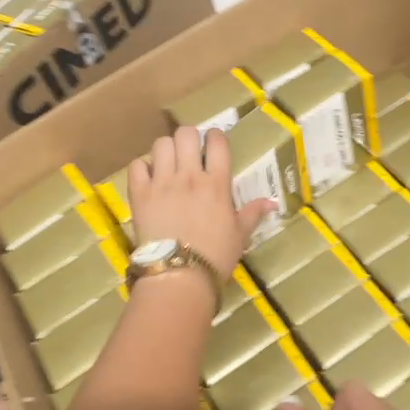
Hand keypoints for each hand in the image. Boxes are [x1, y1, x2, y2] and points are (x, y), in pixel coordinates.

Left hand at [128, 126, 271, 280]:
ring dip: (166, 149)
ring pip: (161, 144)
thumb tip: (272, 202)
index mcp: (216, 183)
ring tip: (168, 162)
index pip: (217, 143)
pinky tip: (148, 178)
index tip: (213, 142)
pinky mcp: (140, 194)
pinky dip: (142, 167)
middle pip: (186, 134)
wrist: (179, 275)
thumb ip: (253, 213)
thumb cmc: (215, 256)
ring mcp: (162, 183)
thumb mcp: (239, 235)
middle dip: (189, 138)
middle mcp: (189, 176)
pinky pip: (137, 165)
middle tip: (189, 151)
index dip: (215, 136)